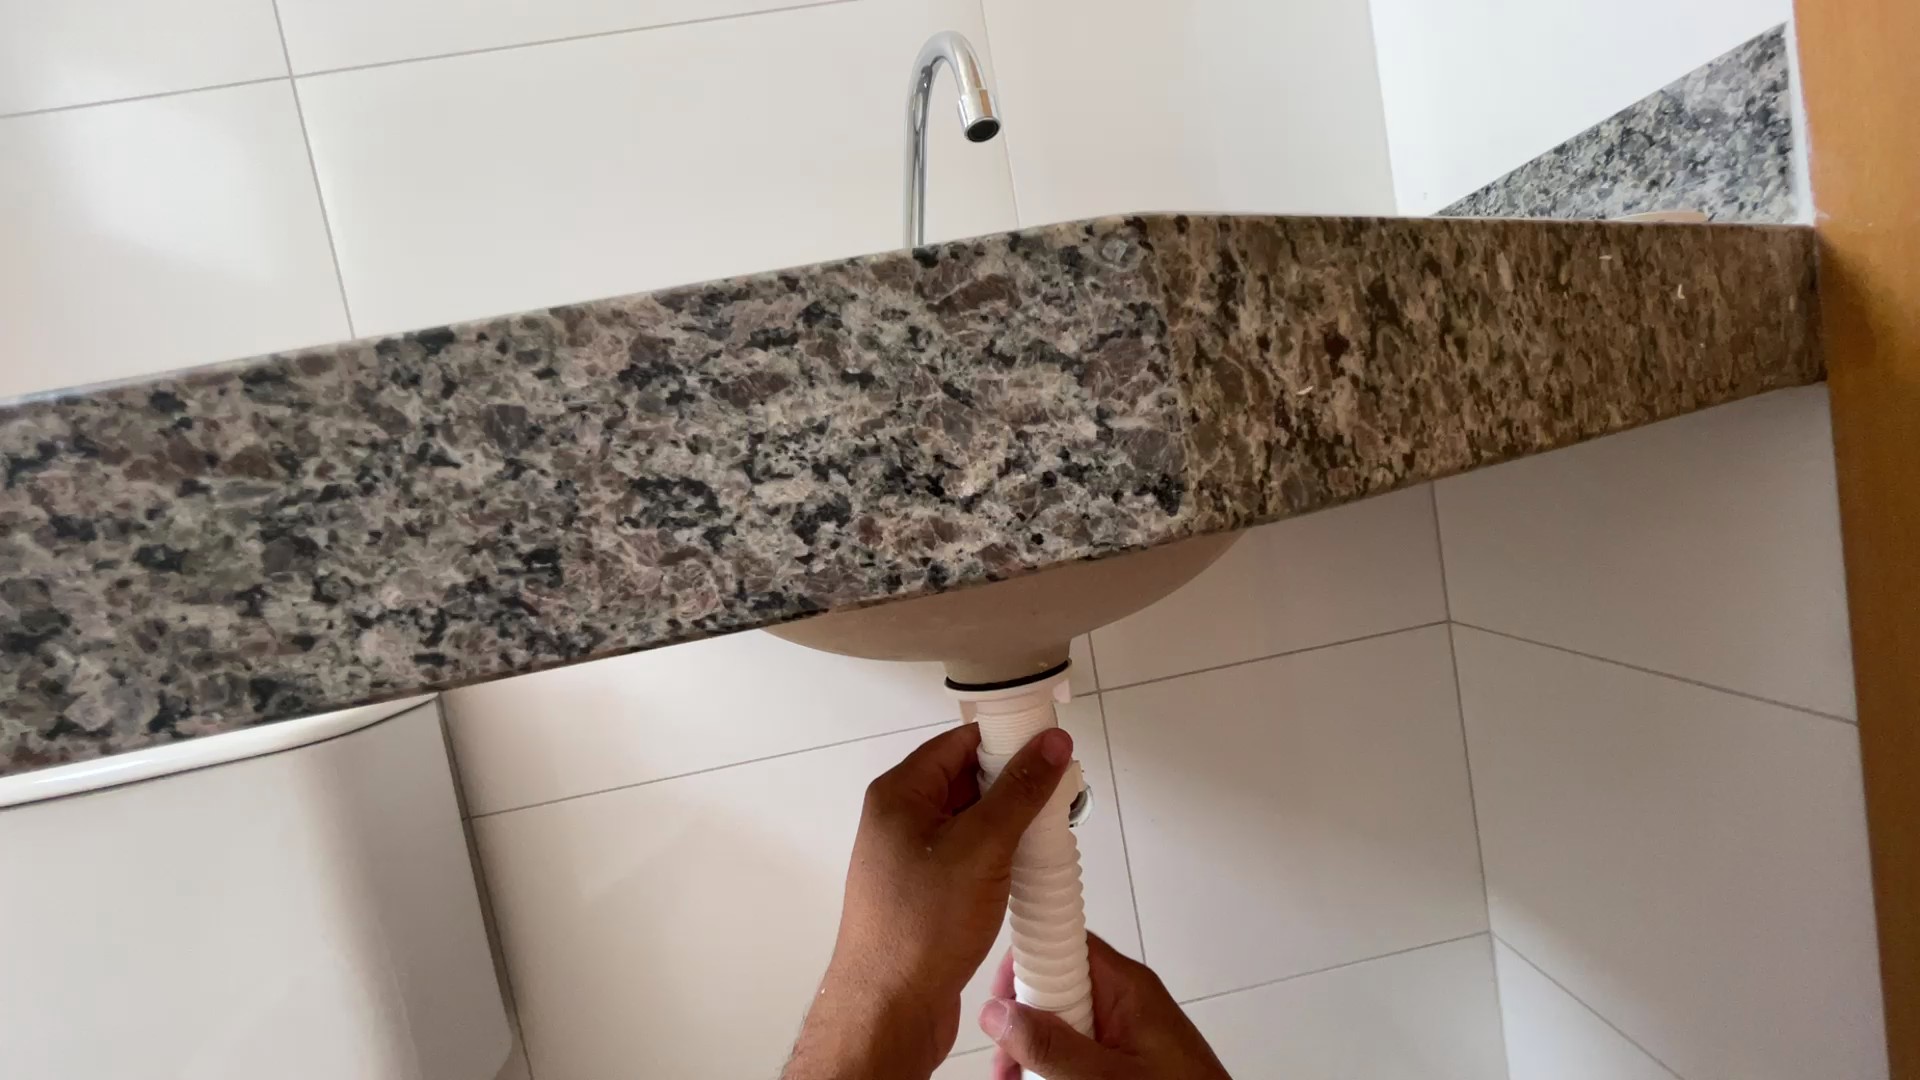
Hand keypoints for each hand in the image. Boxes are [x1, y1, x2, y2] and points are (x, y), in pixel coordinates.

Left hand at [784, 723, 1073, 1079]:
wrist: (888, 1013)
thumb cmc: (918, 930)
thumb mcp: (981, 847)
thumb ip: (1019, 791)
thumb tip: (1049, 744)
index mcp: (899, 794)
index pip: (958, 743)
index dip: (1004, 739)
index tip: (1045, 744)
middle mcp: (900, 819)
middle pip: (965, 779)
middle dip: (1011, 784)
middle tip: (1055, 790)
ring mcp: (911, 856)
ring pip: (969, 818)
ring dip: (1007, 821)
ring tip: (1047, 828)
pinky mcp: (926, 889)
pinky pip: (967, 852)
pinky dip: (997, 852)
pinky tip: (1024, 864)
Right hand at [978, 934, 1231, 1079]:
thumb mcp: (1108, 1078)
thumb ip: (1053, 1046)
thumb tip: (995, 1012)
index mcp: (1126, 984)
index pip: (1064, 939)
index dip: (1026, 960)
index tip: (999, 998)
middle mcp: (1124, 997)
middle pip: (1057, 983)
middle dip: (1023, 1017)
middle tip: (1003, 1060)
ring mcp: (1127, 1028)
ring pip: (1064, 1018)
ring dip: (1034, 1045)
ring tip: (1012, 1078)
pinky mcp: (1128, 1056)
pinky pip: (1080, 1044)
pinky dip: (1056, 1063)